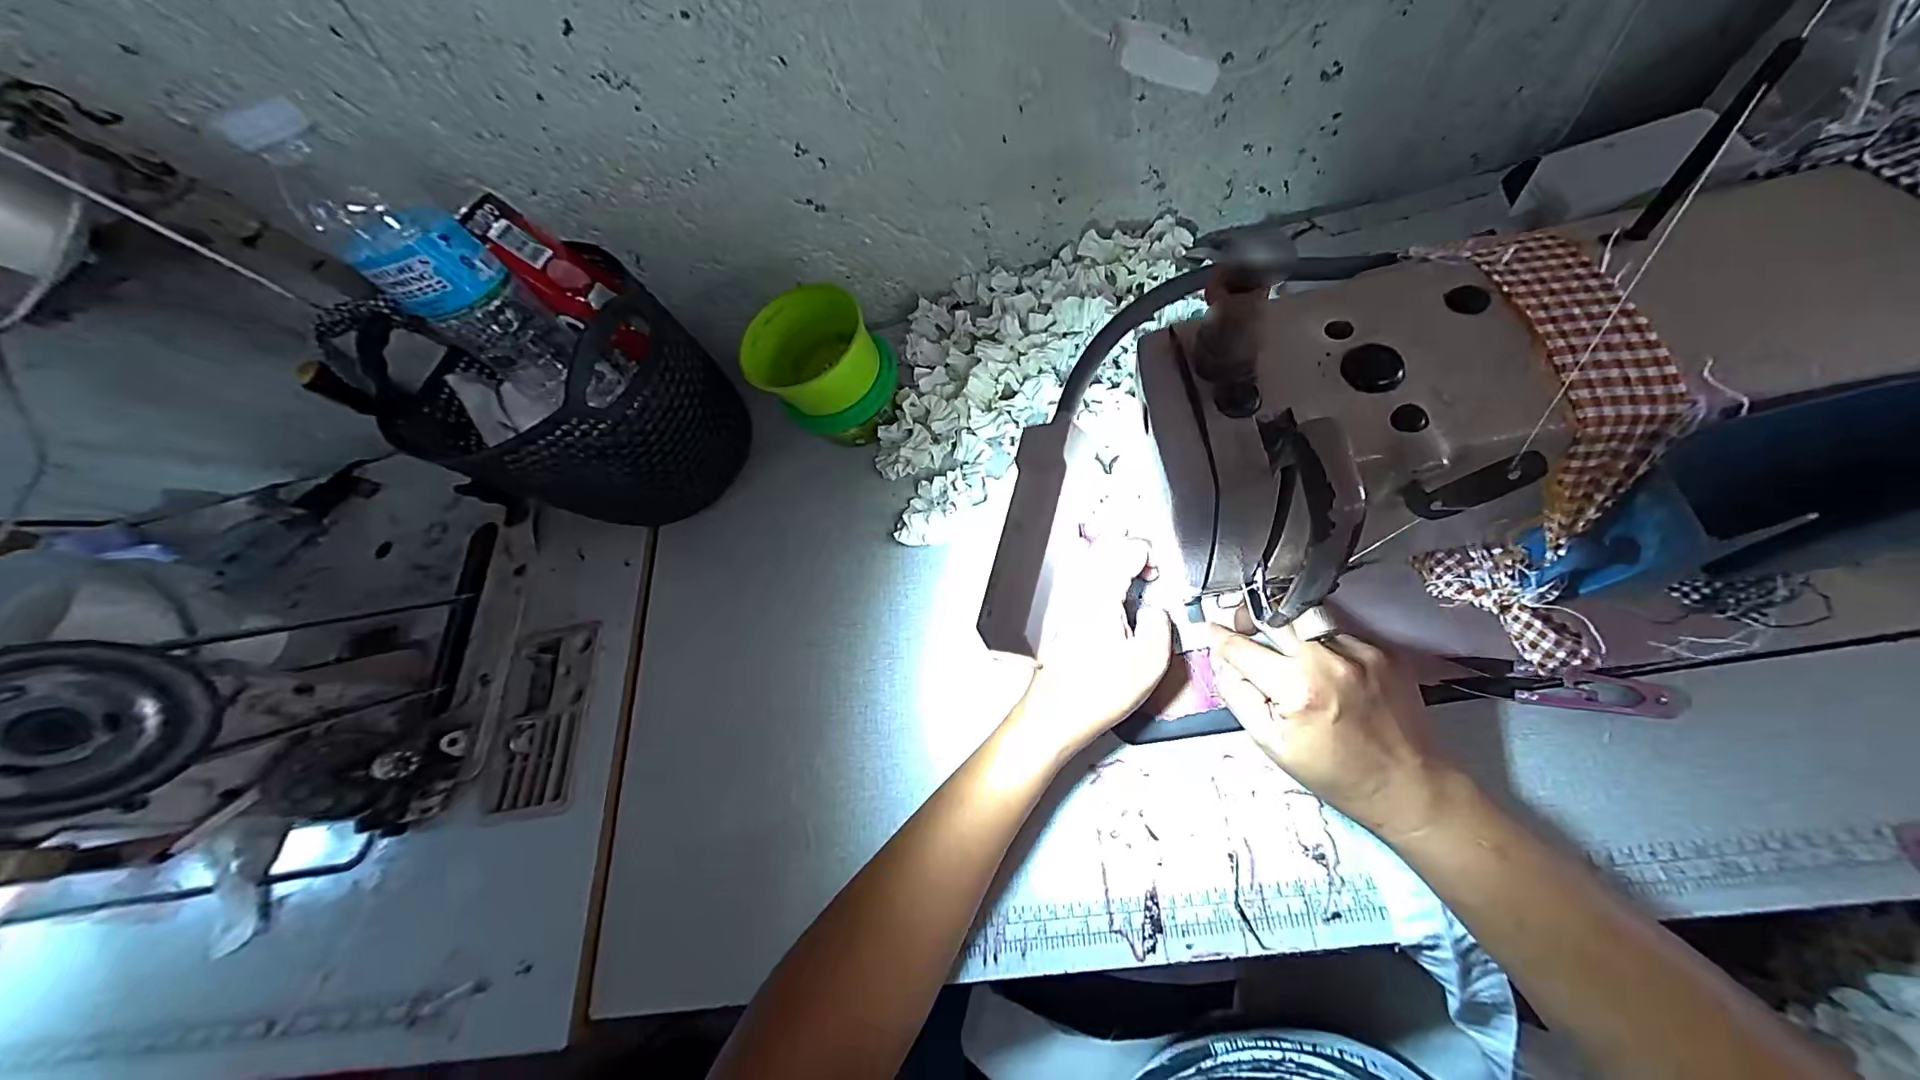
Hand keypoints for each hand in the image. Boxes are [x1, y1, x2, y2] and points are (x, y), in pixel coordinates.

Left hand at [1008, 538, 1172, 758]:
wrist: (1055, 714)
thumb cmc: (1092, 692)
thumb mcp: (1151, 659)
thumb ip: (1160, 622)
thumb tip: (1155, 611)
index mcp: (1101, 593)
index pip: (1127, 547)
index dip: (1150, 553)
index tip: (1159, 570)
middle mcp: (1078, 590)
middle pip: (1105, 547)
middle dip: (1131, 553)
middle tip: (1148, 572)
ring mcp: (1065, 601)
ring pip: (1090, 562)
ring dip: (1115, 566)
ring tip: (1133, 586)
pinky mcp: (1060, 616)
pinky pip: (1082, 583)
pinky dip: (1101, 584)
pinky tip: (1113, 607)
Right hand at [1207, 624, 1467, 840]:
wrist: (1408, 785)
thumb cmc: (1334, 772)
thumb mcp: (1271, 744)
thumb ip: (1238, 696)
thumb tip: (1222, 661)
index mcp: (1297, 688)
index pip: (1241, 646)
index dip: (1219, 637)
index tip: (1211, 629)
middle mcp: (1329, 661)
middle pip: (1274, 615)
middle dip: (1250, 617)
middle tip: (1242, 627)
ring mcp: (1360, 652)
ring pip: (1306, 618)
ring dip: (1288, 628)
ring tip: (1286, 649)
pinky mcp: (1383, 651)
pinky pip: (1337, 631)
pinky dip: (1321, 642)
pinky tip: (1325, 667)